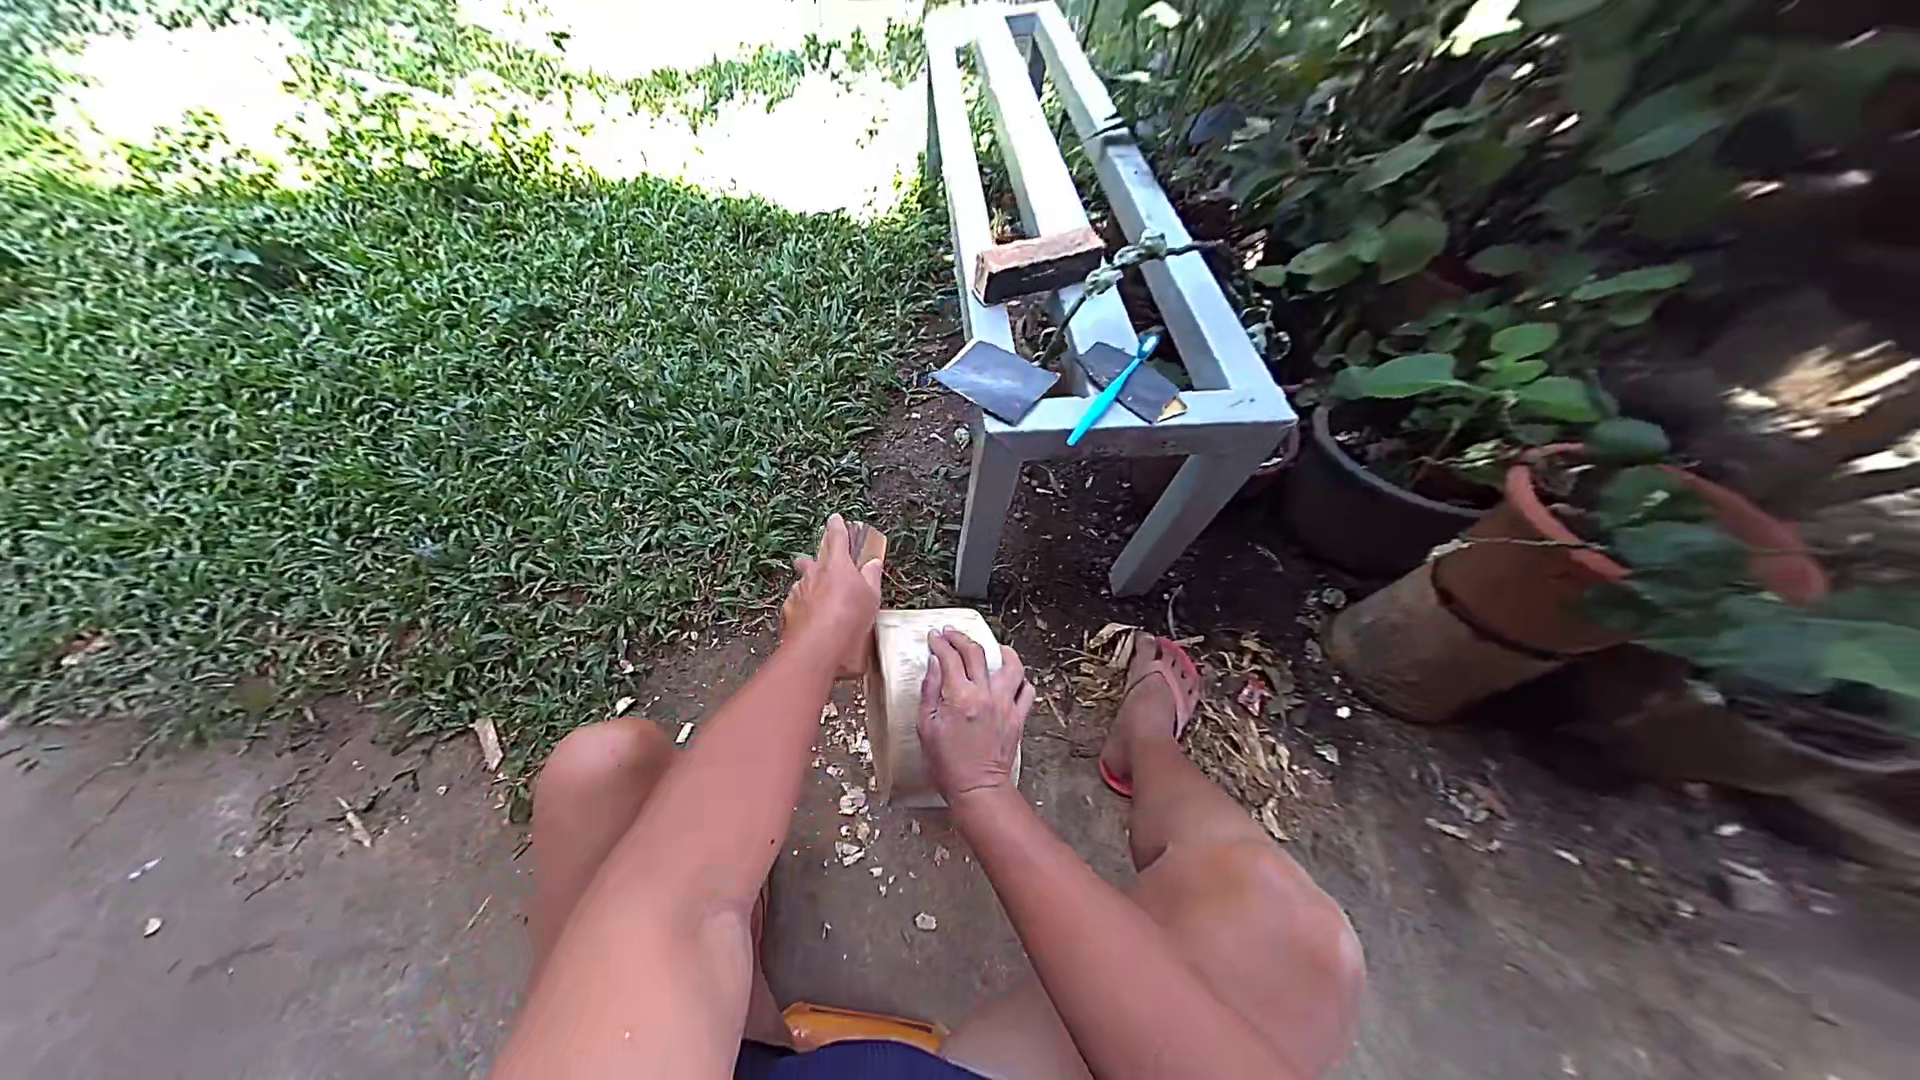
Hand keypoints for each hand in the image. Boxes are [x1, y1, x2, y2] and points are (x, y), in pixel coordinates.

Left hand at [782, 513, 882, 657]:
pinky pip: (796, 604)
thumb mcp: (871, 597)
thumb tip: (873, 563)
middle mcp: (813, 574)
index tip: (835, 519)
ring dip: (809, 589)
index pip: (837, 538)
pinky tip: (812, 621)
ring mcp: (798, 592)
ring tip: (821, 605)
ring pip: (802, 584)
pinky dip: (803, 608)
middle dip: (813, 560)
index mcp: (837, 565)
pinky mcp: (788, 611)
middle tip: (820, 566)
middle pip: (810, 560)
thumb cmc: (850, 617)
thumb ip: (871, 577)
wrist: (818, 645)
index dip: (837, 527)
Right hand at [918, 628, 1033, 802]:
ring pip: (1011, 665)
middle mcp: (985, 695)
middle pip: (976, 652)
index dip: (940, 643)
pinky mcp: (1018, 717)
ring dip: (1002, 652)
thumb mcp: (926, 727)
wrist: (977, 788)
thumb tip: (933, 664)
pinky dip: (1020, 680)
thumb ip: (930, 691)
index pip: (950, 657)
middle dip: (961, 638)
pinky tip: (1011, 678)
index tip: (935, 637)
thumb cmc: (947, 764)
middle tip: (951, 635)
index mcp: (959, 696)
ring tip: (994, 648)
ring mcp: (1005, 704)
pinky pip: (1026, 690)